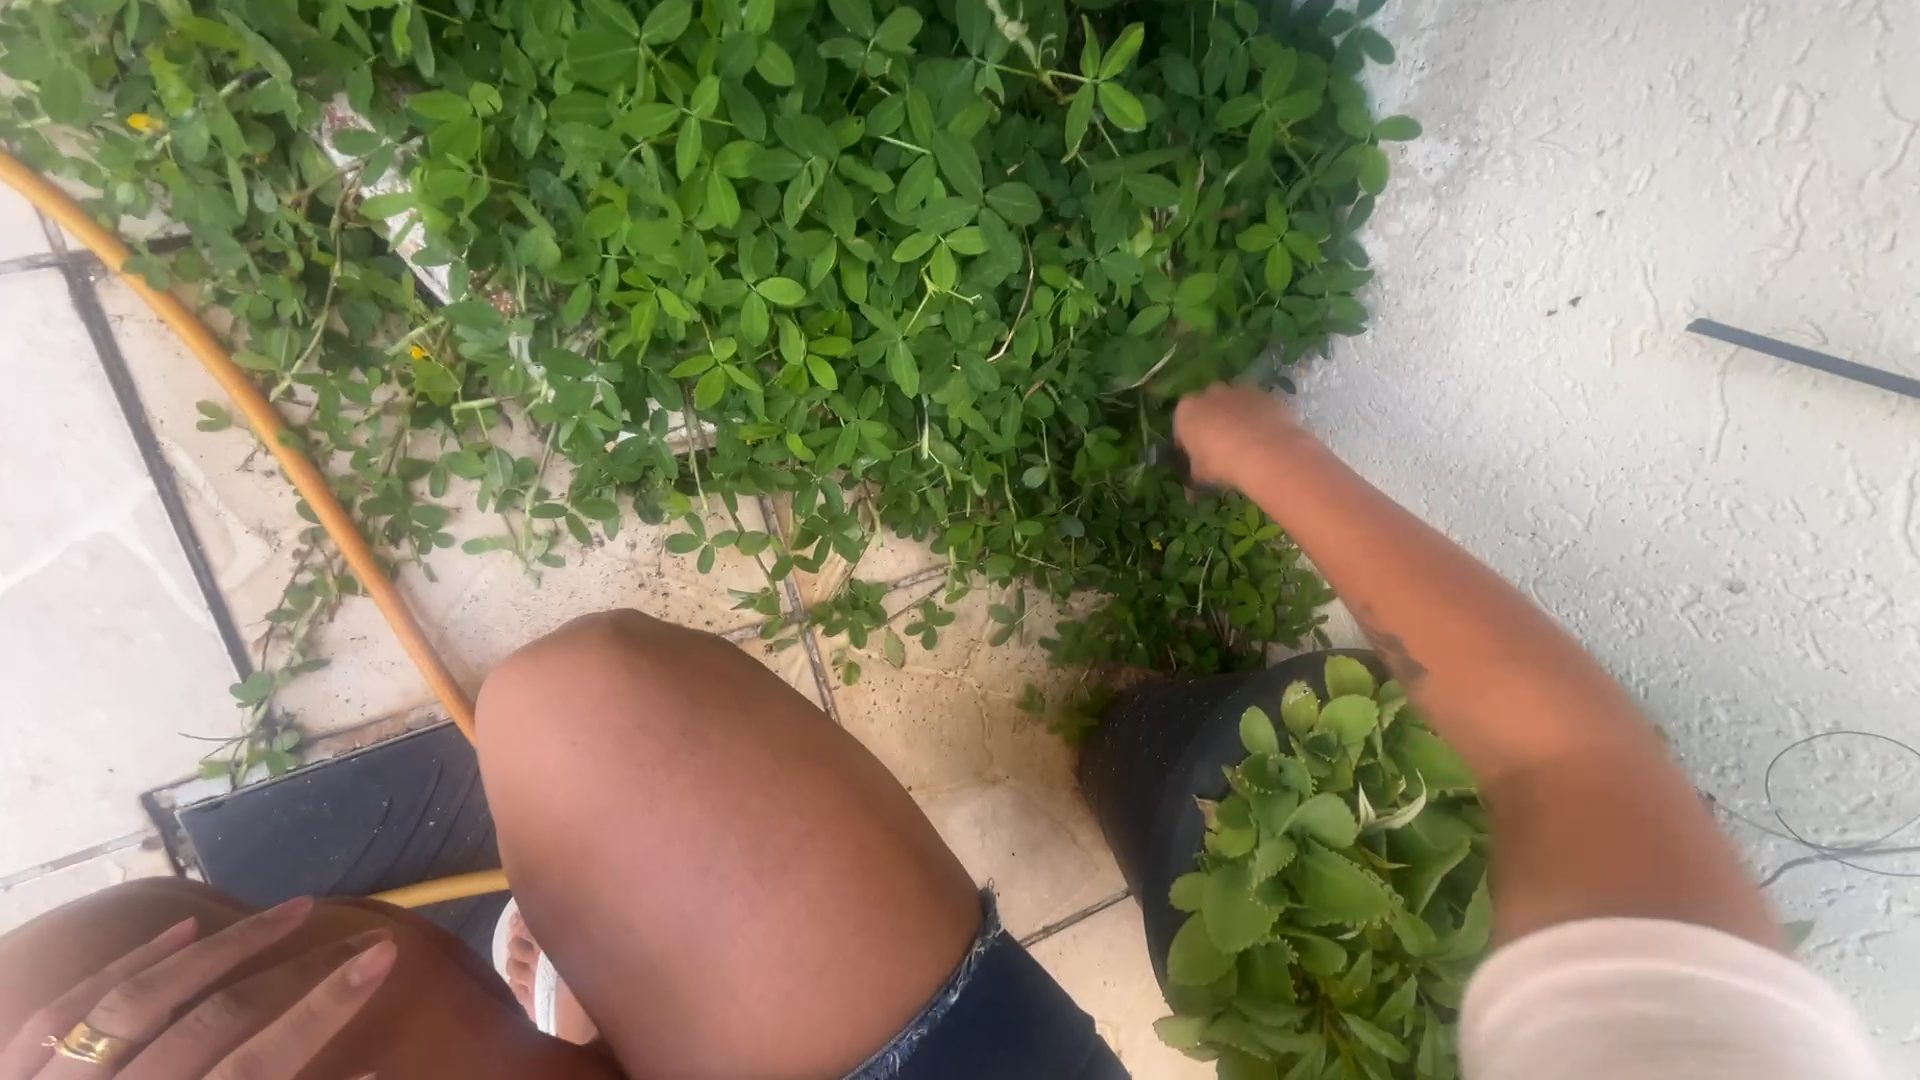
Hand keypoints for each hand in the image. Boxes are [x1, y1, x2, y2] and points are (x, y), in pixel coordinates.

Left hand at [0, 897, 393, 1079]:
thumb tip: (373, 1072)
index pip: (259, 1065)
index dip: (326, 1007)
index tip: (386, 954)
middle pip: (214, 1021)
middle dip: (300, 971)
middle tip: (361, 937)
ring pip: (141, 999)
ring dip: (227, 946)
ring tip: (292, 909)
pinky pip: (61, 1014)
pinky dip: (127, 965)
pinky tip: (186, 929)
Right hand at [1172, 383, 1309, 490]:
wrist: (1265, 452)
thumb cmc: (1220, 462)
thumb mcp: (1200, 477)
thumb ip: (1193, 479)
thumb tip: (1190, 496)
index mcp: (1186, 411)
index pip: (1181, 426)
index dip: (1188, 443)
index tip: (1196, 458)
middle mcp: (1210, 394)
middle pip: (1207, 408)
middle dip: (1212, 424)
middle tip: (1220, 450)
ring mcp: (1239, 391)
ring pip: (1233, 404)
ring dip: (1236, 418)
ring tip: (1245, 444)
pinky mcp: (1265, 394)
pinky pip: (1256, 407)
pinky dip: (1258, 419)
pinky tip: (1264, 439)